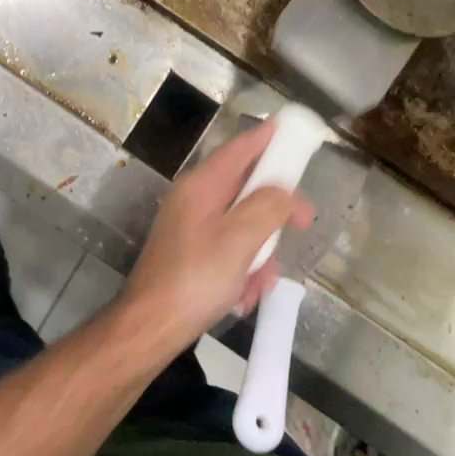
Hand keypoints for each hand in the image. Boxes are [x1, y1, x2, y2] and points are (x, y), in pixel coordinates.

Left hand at [117, 121, 313, 352]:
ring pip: (243, 227)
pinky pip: (230, 252)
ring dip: (260, 254)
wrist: (152, 327)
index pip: (239, 149)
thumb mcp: (240, 240)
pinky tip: (244, 297)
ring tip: (261, 283)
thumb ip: (268, 208)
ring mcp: (191, 228)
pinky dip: (243, 271)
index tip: (291, 128)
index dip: (267, 137)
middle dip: (273, 215)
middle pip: (246, 190)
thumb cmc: (195, 279)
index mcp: (201, 186)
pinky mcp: (192, 255)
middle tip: (302, 224)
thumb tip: (287, 191)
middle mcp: (194, 200)